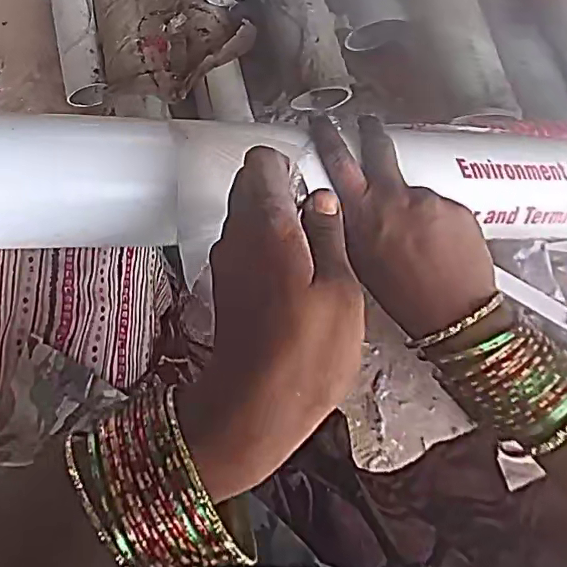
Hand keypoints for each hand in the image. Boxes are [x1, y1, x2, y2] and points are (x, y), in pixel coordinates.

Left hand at [179, 146, 364, 500]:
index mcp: (268, 224)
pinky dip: (260, 237)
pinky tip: (290, 266)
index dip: (286, 160)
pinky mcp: (224, 281)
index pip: (261, 162)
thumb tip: (321, 199)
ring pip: (242, 210)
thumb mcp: (342, 292)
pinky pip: (240, 238)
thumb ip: (329, 235)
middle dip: (276, 182)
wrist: (254, 407)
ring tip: (308, 240)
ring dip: (268, 210)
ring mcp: (226, 257)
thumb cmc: (308, 352)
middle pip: (247, 182)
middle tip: (313, 207)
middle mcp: (238, 233)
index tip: (310, 176)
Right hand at [310, 114, 498, 338]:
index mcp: (361, 212)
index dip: (328, 136)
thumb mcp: (359, 259)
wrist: (455, 315)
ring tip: (419, 234)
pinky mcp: (455, 205)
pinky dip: (438, 218)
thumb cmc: (405, 296)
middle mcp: (392, 198)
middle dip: (369, 131)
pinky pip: (440, 204)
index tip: (324, 123)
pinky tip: (439, 243)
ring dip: (411, 199)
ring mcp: (426, 199)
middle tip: (367, 123)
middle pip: (377, 148)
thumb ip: (349, 224)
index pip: (338, 160)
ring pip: (412, 187)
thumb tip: (345, 207)